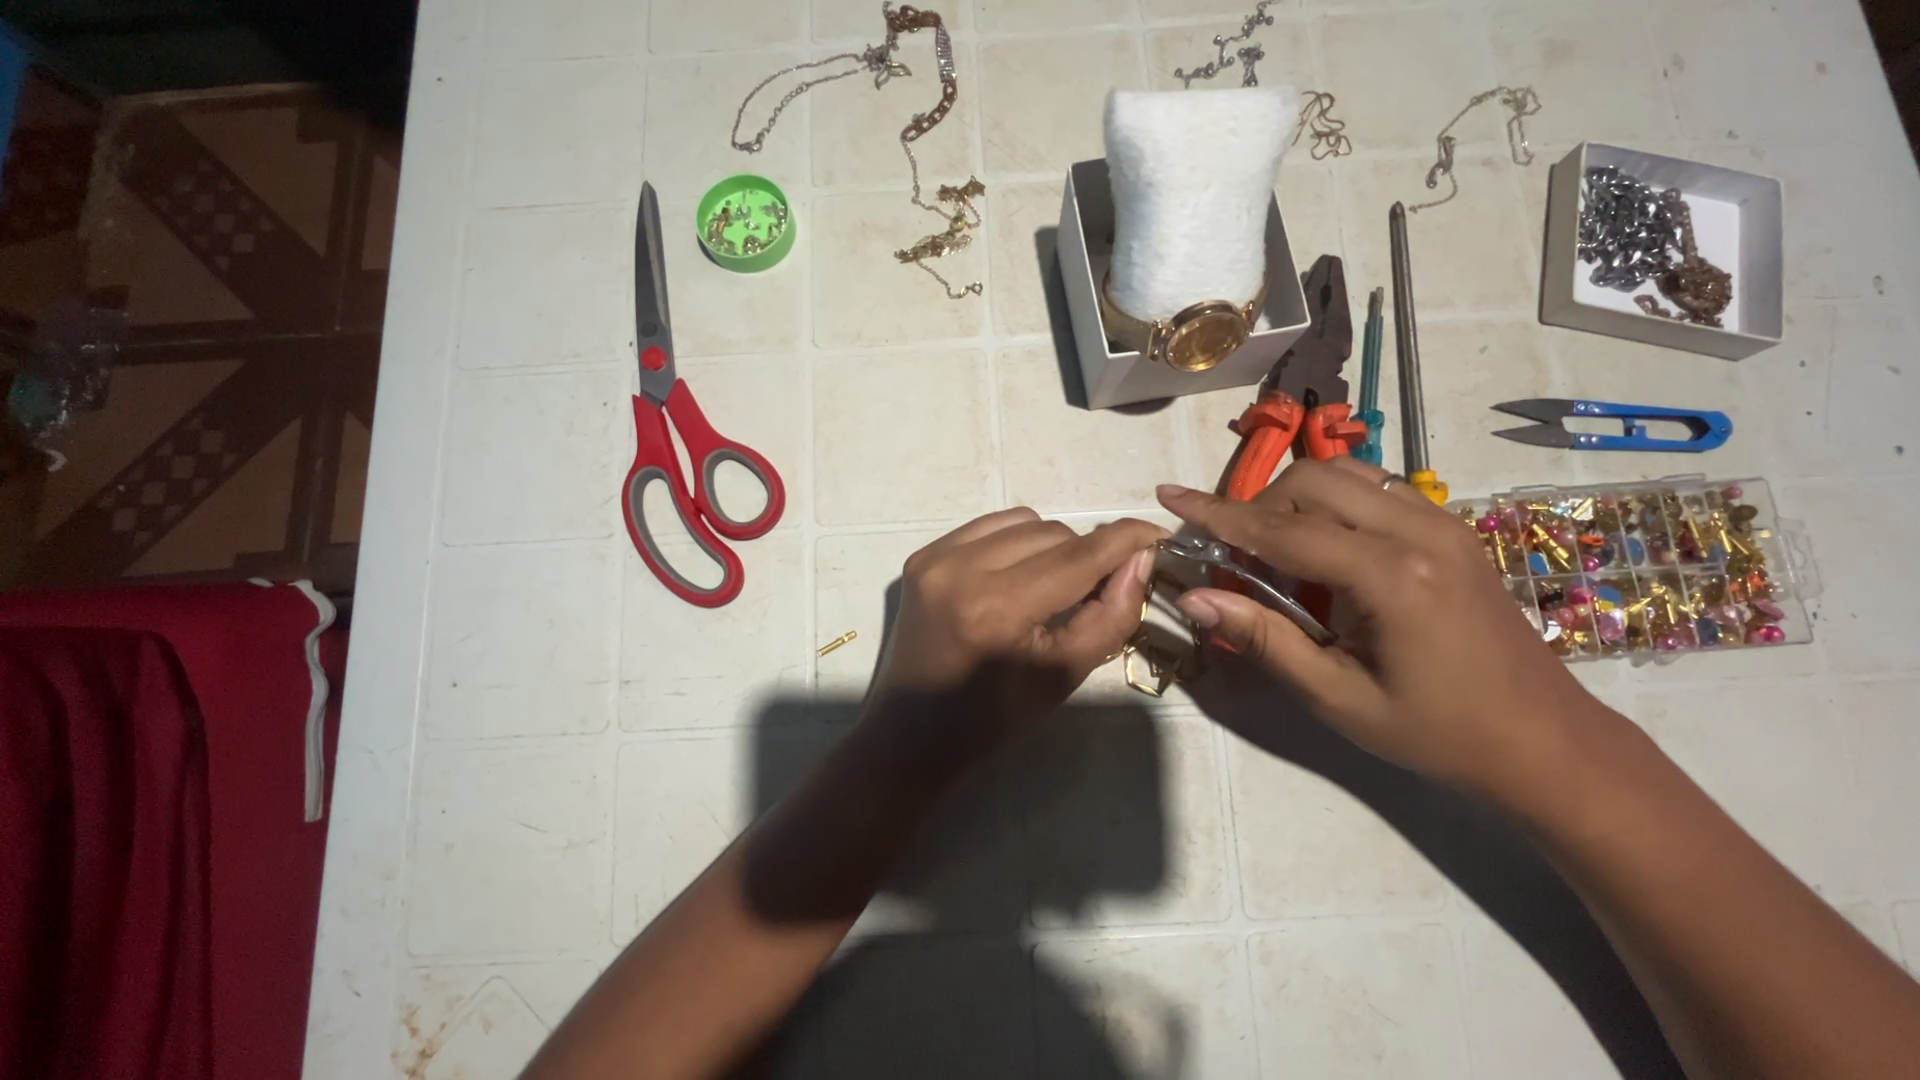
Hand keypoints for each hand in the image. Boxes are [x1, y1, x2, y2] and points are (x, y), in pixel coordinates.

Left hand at [864, 508, 1165, 765]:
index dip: (1124, 541)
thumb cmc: (994, 717)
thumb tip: (1140, 558)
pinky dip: (1015, 542)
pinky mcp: (922, 556)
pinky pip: (989, 526)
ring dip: (1050, 546)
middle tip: (1093, 591)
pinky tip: (1015, 576)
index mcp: (997, 609)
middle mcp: (961, 570)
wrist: (912, 734)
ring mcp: (935, 558)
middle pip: (1054, 534)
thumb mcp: (1065, 673)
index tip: (1157, 535)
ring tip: (1049, 587)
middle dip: (1085, 556)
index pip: (1078, 557)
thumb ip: (1111, 614)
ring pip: (1023, 522)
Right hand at [1157, 460, 1600, 793]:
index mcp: (1391, 576)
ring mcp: (1444, 523)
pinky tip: (1326, 550)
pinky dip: (1334, 504)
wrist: (1542, 741)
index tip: (1169, 494)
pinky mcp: (1453, 529)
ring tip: (1277, 553)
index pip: (1283, 530)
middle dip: (1260, 508)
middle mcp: (1420, 531)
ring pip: (1346, 475)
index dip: (1218, 513)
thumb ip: (1263, 639)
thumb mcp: (1337, 697)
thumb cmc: (1435, 732)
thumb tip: (1193, 599)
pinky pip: (1377, 489)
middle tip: (1237, 560)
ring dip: (1296, 500)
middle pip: (1313, 482)